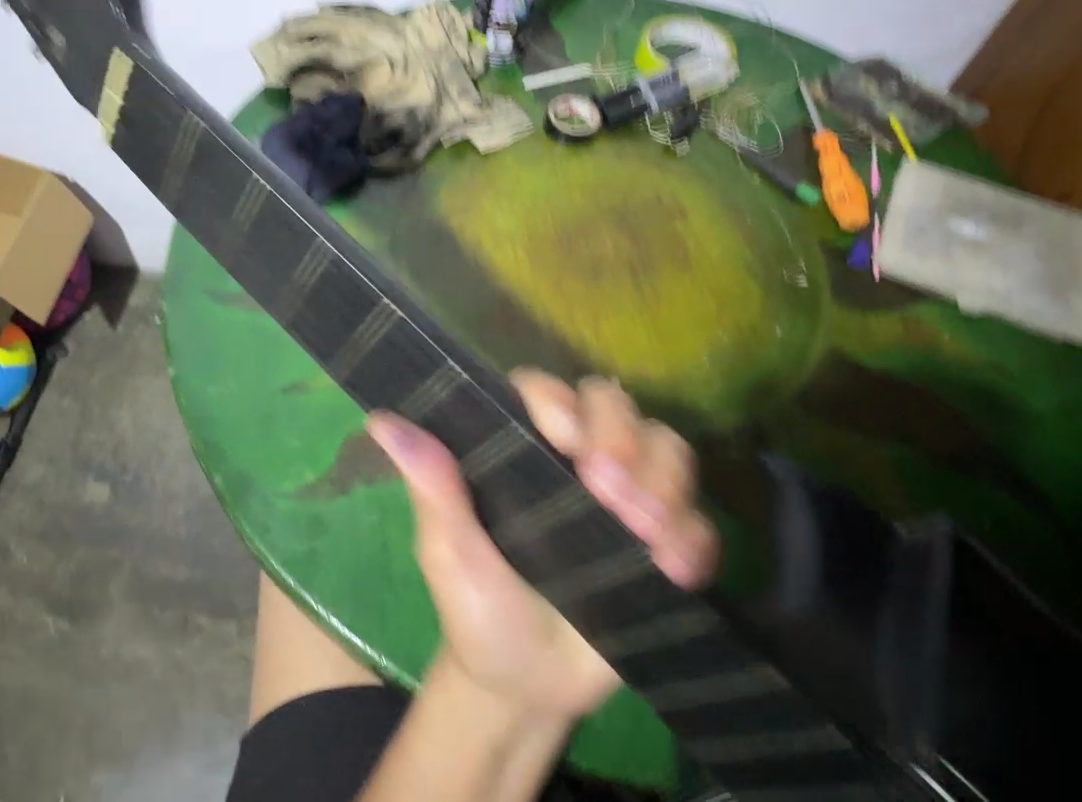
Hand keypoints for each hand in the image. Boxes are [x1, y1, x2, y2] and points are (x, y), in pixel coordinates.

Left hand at [367, 370, 716, 721]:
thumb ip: (431, 487)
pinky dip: (693, 537)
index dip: (559, 401)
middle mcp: (575, 463)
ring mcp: (625, 501)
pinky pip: (699, 520)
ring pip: (666, 449)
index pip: (544, 392)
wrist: (528, 689)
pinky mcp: (665, 545)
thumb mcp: (449, 553)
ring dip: (664, 482)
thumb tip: (383, 420)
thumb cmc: (476, 610)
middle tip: (609, 490)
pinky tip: (671, 570)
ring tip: (643, 534)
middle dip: (622, 438)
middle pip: (615, 407)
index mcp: (520, 450)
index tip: (564, 437)